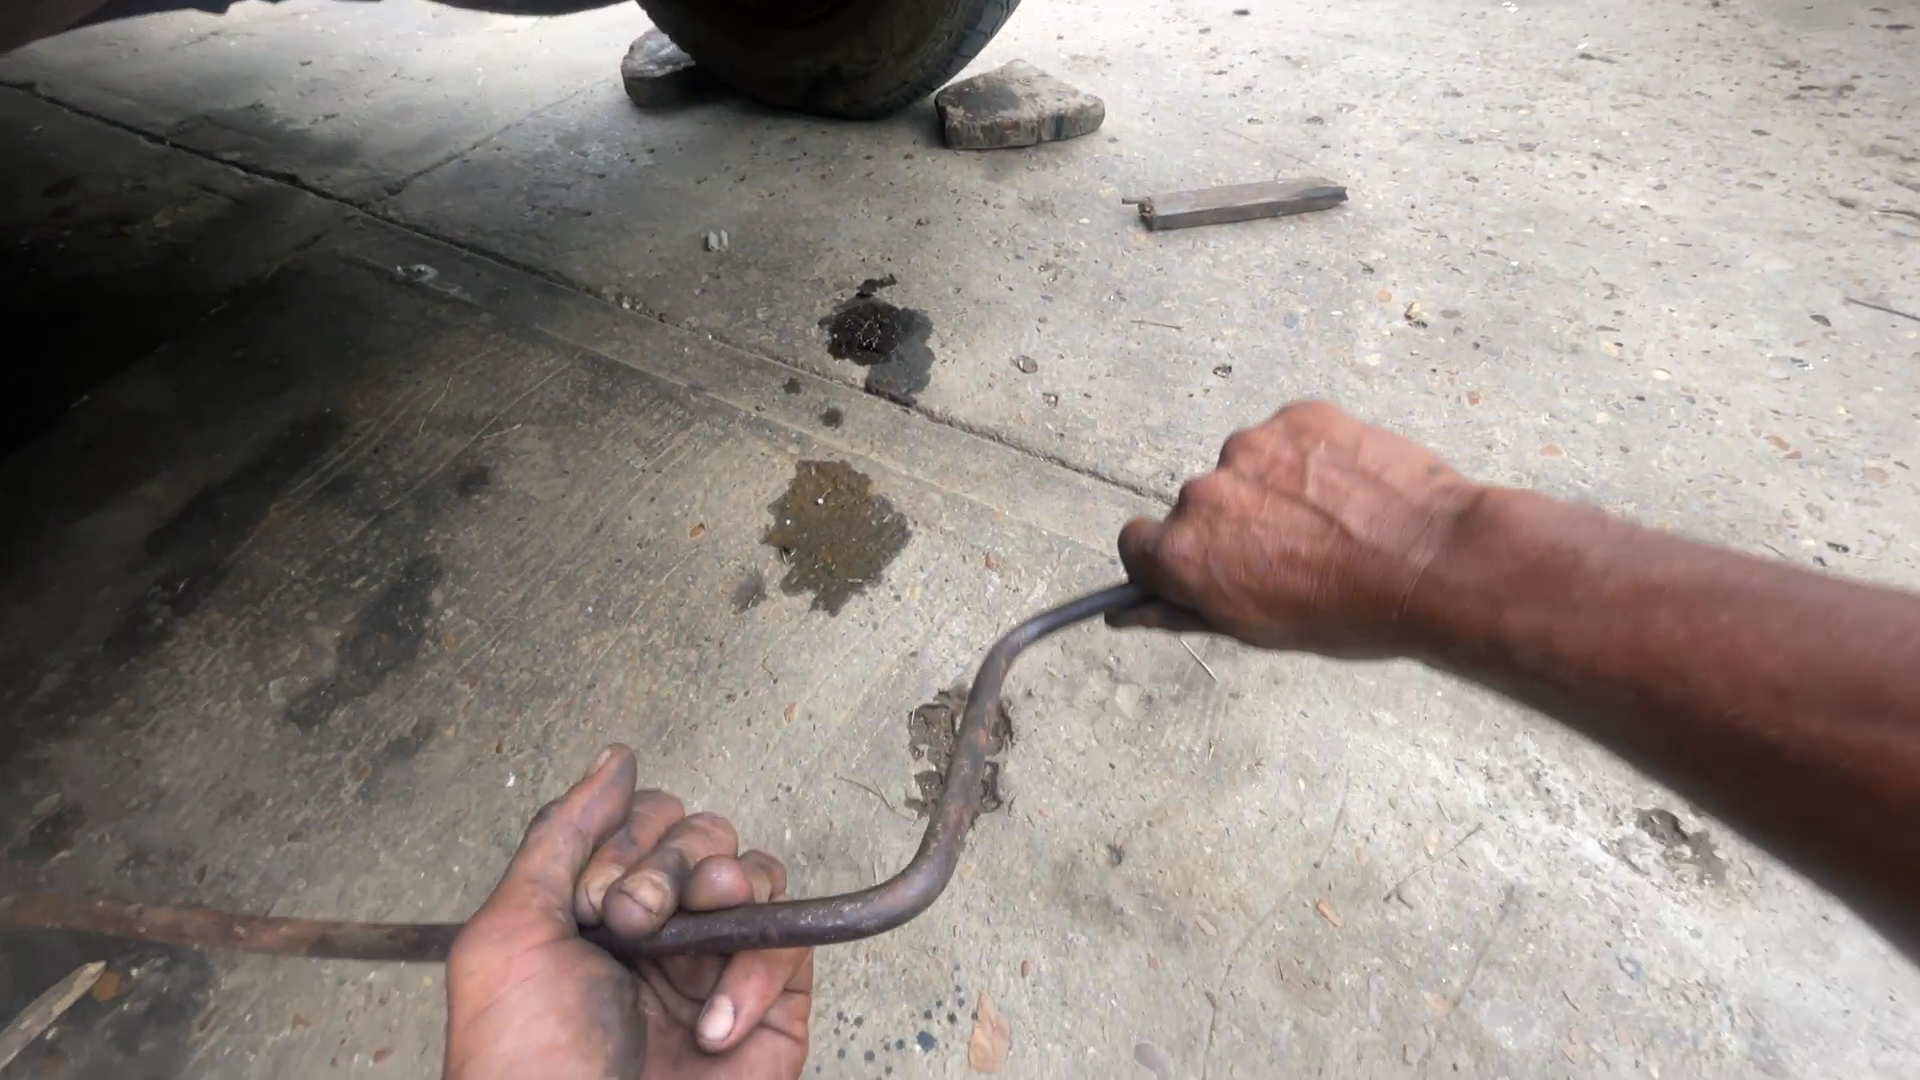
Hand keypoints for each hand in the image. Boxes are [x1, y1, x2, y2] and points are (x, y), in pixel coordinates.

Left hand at [445, 746, 812, 1079]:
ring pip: (756, 870)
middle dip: (671, 868)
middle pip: (706, 833)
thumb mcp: (510, 942)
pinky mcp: (776, 995)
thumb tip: (616, 755)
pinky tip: (714, 1025)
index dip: (631, 838)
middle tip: (635, 926)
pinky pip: (793, 936)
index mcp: (607, 907)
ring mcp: (723, 957)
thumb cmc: (530, 1070)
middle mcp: (669, 924)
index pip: (652, 816)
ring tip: (688, 954)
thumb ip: (560, 835)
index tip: (593, 901)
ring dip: (721, 900)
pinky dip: (758, 973)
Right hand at [1111, 401, 1481, 657]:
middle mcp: (1201, 493)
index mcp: (1182, 552)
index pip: (1135, 542)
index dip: (1165, 556)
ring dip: (1267, 486)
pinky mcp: (1294, 417)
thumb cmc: (1348, 611)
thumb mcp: (1253, 629)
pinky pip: (1283, 437)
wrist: (1437, 562)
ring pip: (1241, 467)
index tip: (1202, 563)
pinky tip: (1342, 486)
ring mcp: (1247, 448)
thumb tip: (1124, 612)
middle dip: (1228, 522)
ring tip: (1324, 516)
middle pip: (1195, 505)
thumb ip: (1180, 611)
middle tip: (1286, 547)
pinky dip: (1303, 457)